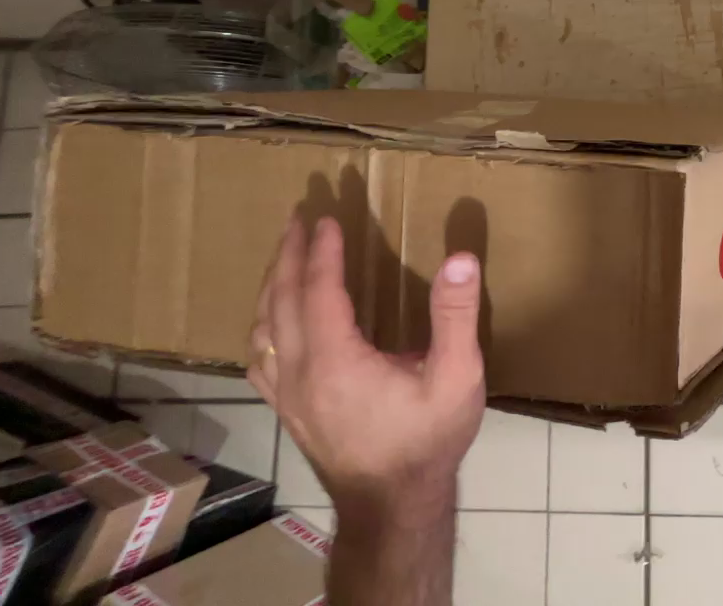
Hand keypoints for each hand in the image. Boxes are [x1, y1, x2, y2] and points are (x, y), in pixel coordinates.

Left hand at [248, 217, 485, 518]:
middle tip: (297, 220)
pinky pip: (261, 356)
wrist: (394, 503)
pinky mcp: (289, 409)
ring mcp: (287, 395)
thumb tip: (460, 259)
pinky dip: (265, 323)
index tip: (326, 218)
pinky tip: (274, 320)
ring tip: (284, 257)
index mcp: (337, 360)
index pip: (318, 292)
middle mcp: (300, 373)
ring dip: (272, 286)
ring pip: (263, 329)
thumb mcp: (457, 374)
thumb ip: (456, 316)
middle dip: (287, 258)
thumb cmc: (429, 436)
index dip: (320, 253)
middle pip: (280, 304)